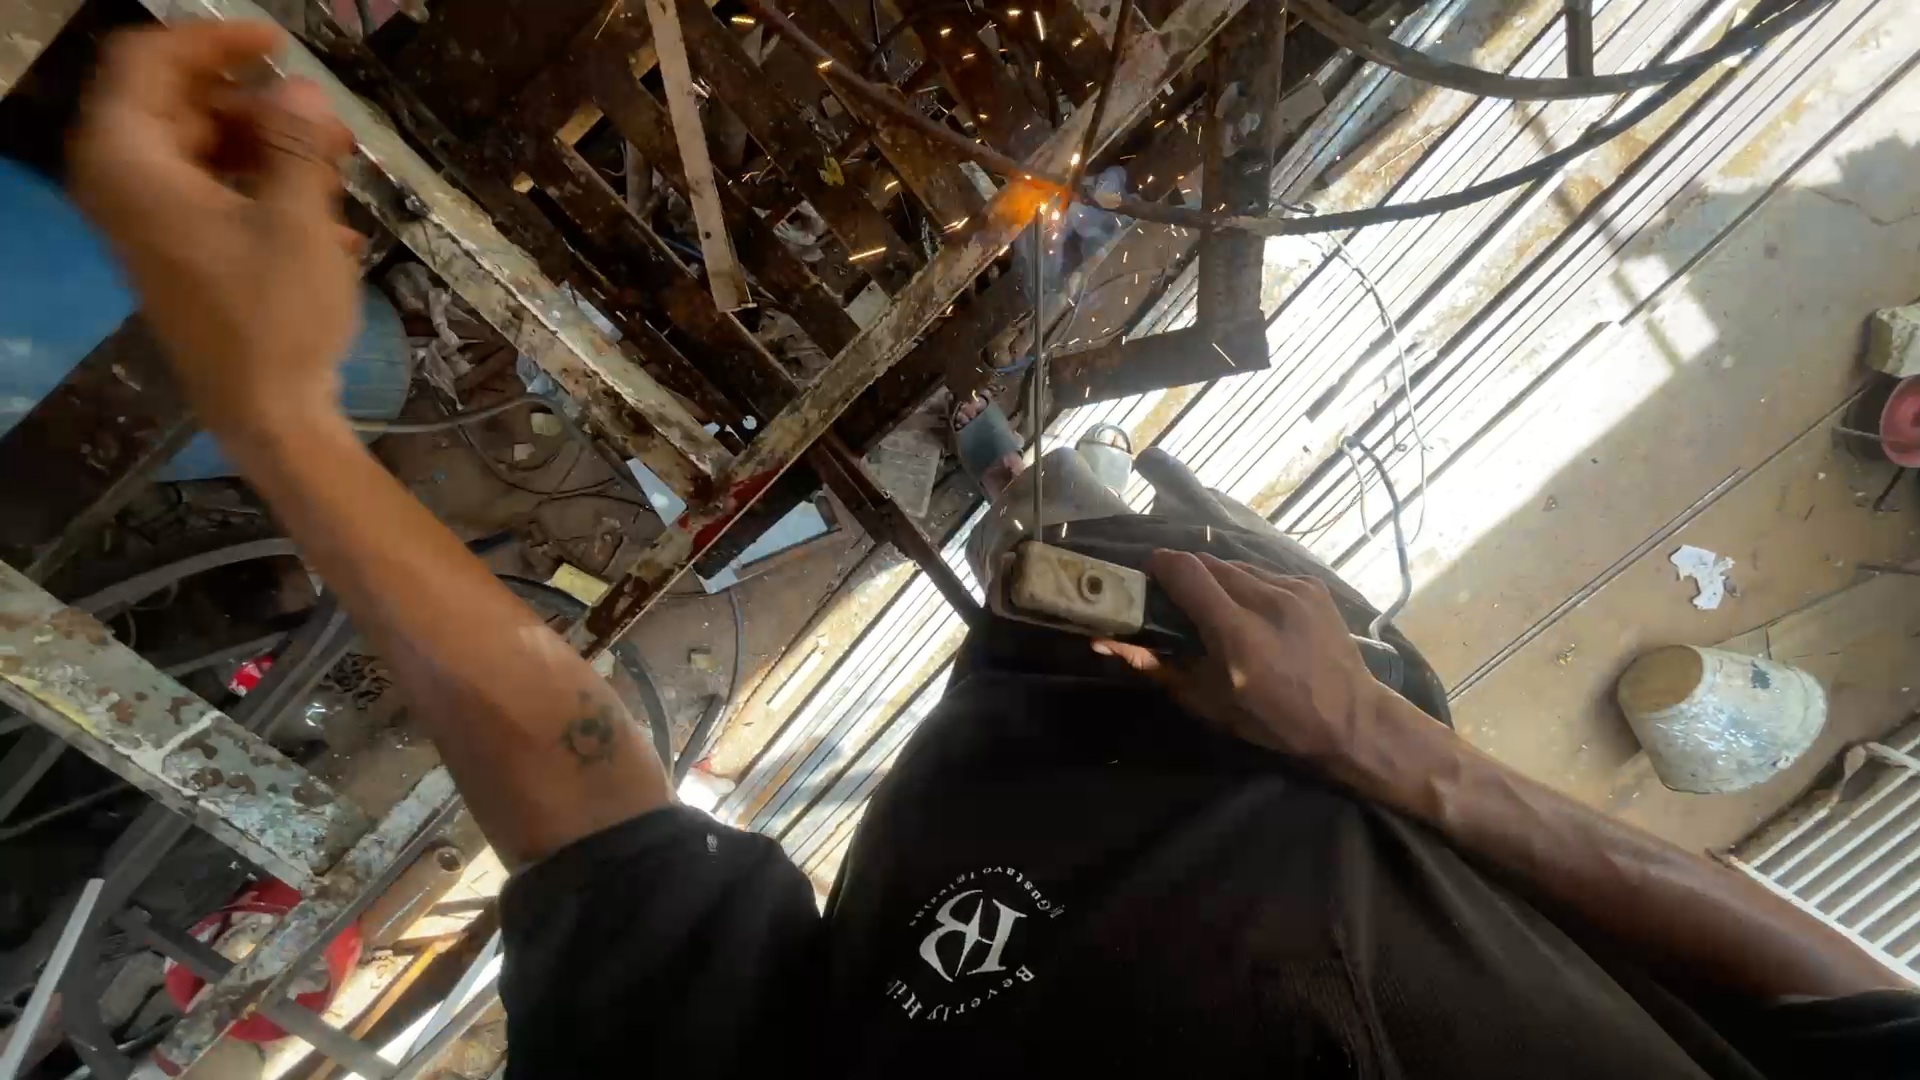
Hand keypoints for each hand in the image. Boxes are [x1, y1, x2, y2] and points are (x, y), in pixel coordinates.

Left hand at [69, 21, 360, 439]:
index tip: (281, 41)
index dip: (216, 42)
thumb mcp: (299, 225)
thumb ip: (300, 152)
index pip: (152, 63)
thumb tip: (308, 92)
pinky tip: (329, 222)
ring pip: (206, 155)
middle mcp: (127, 179)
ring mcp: (153, 219)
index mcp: (133, 160)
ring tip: (338, 171)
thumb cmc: (277, 314)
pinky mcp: (184, 251)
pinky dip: (269, 194)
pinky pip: (219, 197)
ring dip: (273, 154)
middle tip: (330, 123)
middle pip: (180, 108)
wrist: (264, 402)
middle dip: (258, 107)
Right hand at [1096, 551, 1404, 768]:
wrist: (1353, 721)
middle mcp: (1266, 601)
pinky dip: (1248, 587)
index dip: (1159, 565)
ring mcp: (1294, 589)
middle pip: (1207, 563)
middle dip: (1185, 575)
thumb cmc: (1271, 720)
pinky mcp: (1312, 586)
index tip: (1146, 576)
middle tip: (1178, 601)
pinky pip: (1263, 574)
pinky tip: (1254, 613)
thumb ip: (1153, 665)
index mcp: (1236, 634)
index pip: (1185, 571)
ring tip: (1218, 610)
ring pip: (1235, 566)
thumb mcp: (1205, 700)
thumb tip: (1103, 642)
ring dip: (1217, 581)